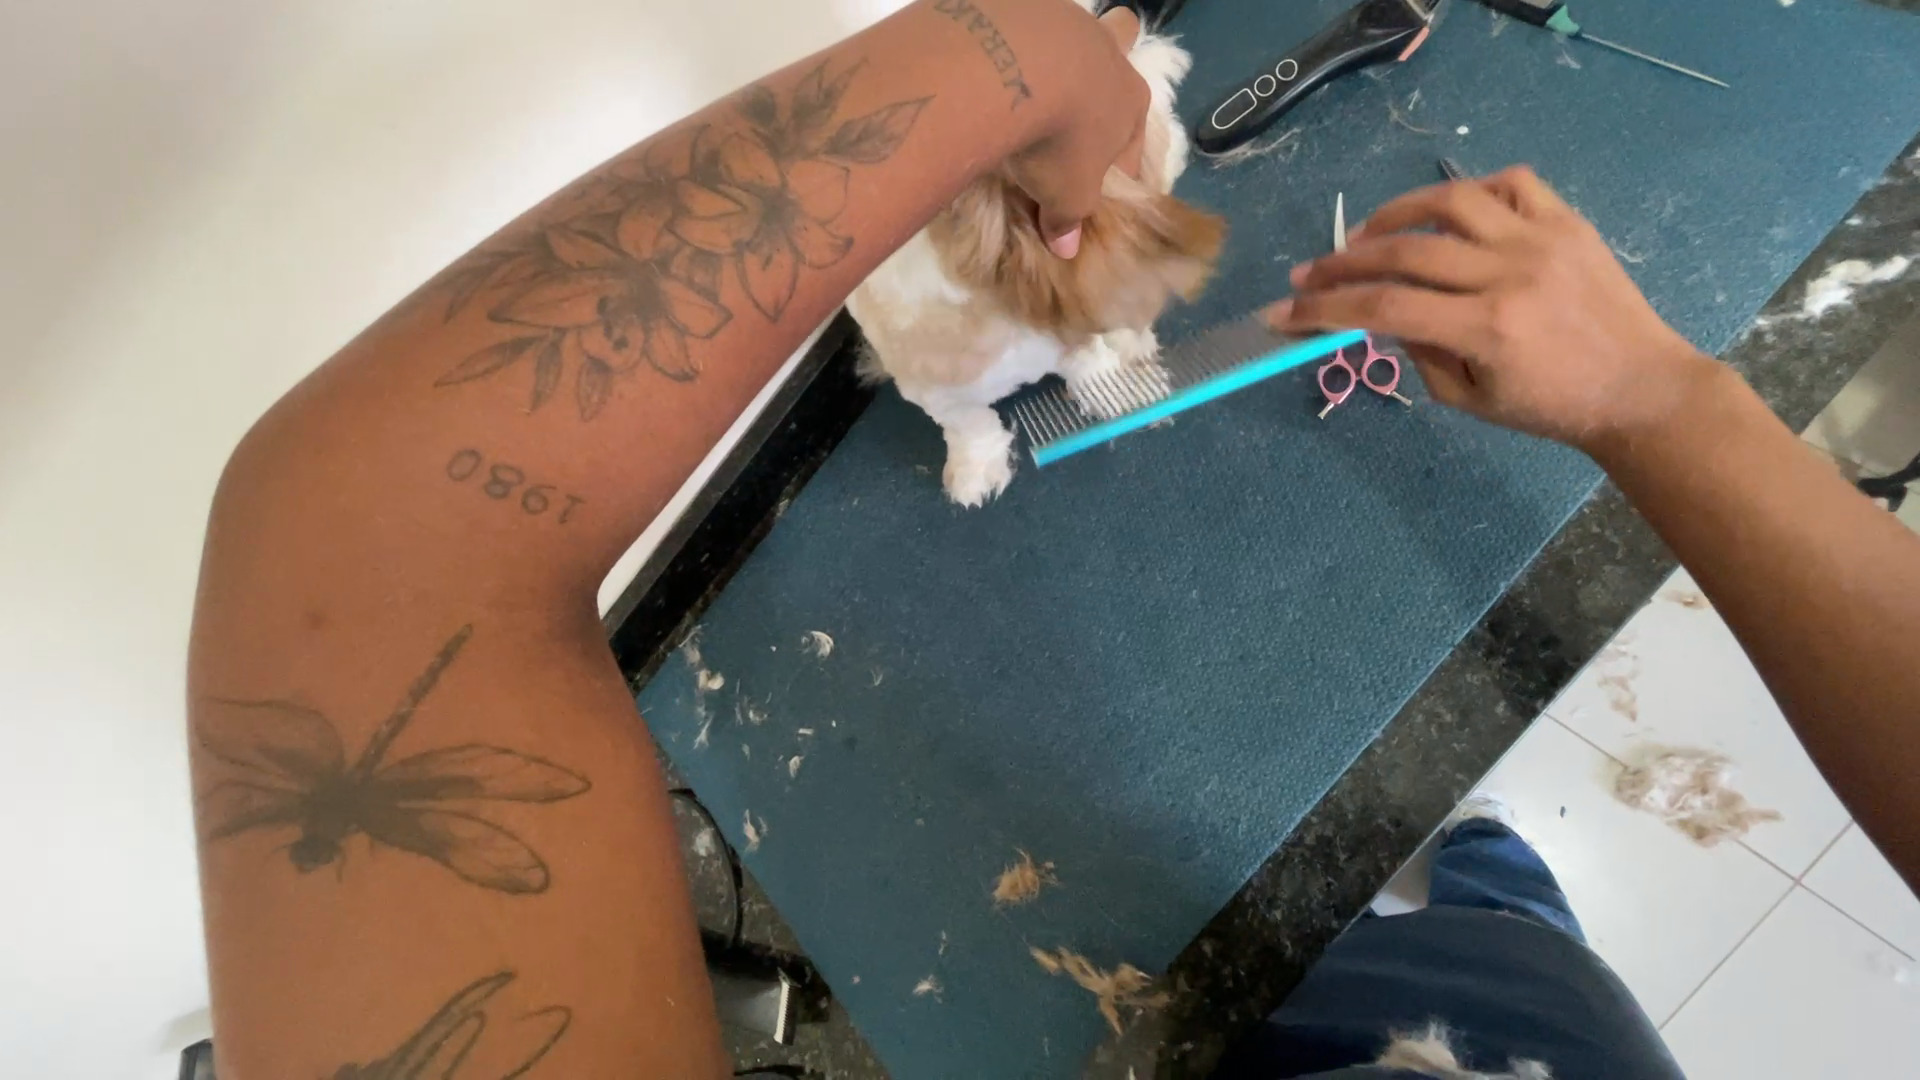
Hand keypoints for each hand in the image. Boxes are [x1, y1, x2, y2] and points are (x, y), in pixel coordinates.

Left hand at [973, 0, 1148, 256]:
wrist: (1014, 69)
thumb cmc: (1060, 142)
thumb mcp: (1067, 196)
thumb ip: (1068, 220)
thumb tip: (1066, 250)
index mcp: (1132, 102)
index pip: (1132, 141)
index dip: (1115, 170)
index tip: (1089, 190)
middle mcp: (1109, 54)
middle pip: (1121, 50)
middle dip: (1106, 72)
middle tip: (1076, 105)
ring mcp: (1070, 23)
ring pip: (1075, 33)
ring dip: (1058, 58)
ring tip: (1026, 89)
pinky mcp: (1026, 6)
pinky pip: (1026, 25)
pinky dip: (1014, 48)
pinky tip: (993, 70)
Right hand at [1267, 166, 1719, 450]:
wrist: (1639, 387)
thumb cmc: (1544, 406)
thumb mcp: (1464, 397)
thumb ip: (1417, 350)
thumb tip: (1380, 312)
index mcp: (1484, 328)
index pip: (1382, 307)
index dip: (1322, 308)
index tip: (1281, 312)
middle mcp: (1510, 273)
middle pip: (1404, 252)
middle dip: (1340, 262)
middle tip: (1306, 272)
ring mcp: (1543, 238)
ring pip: (1451, 201)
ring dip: (1392, 213)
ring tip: (1362, 234)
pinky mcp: (1569, 221)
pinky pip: (1510, 183)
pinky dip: (1465, 192)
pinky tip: (1440, 215)